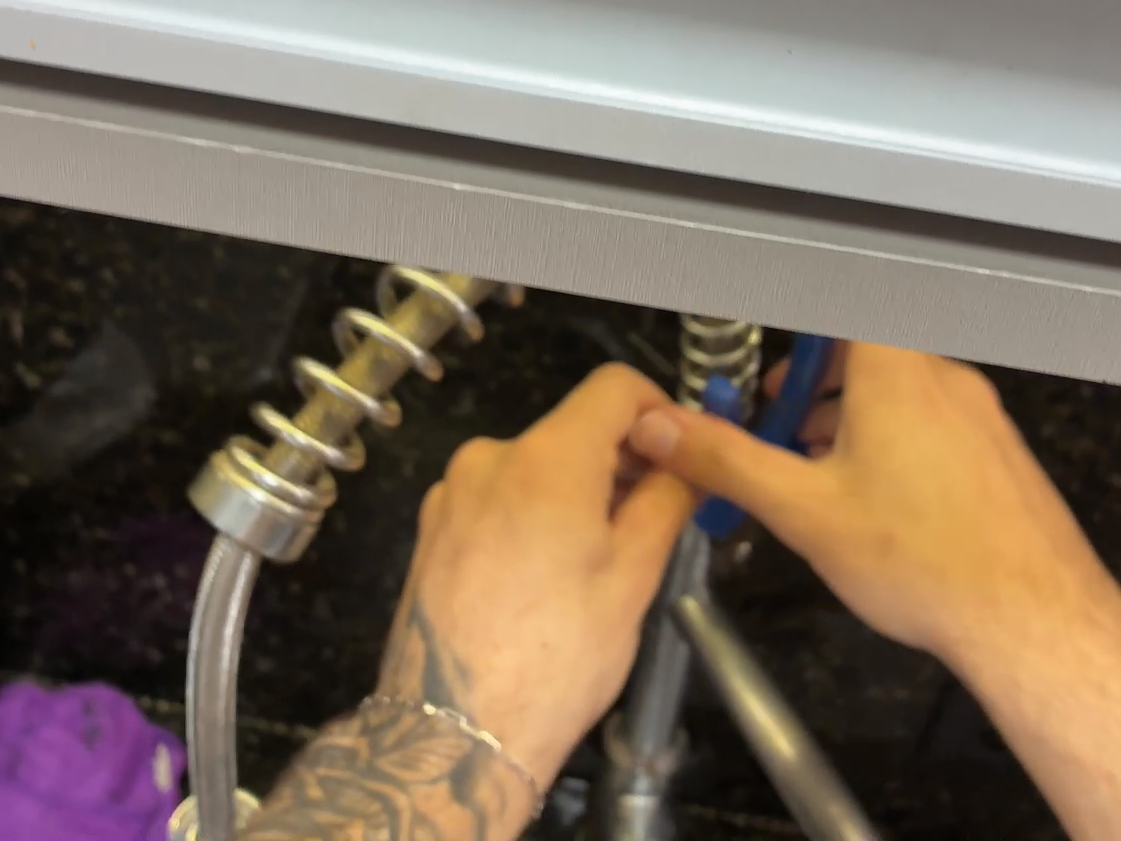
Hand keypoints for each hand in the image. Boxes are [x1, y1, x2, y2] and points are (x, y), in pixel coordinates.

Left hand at [377, 362, 697, 784]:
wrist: (450, 735)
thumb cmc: (560, 655)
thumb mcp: (633, 576)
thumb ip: (667, 498)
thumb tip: (688, 459)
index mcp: (547, 455)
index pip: (614, 385)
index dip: (656, 408)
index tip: (676, 455)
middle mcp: (491, 454)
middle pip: (573, 428)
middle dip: (619, 461)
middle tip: (650, 521)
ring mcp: (453, 489)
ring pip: (535, 464)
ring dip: (575, 491)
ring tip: (593, 560)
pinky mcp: (432, 523)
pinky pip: (498, 494)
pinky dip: (532, 511)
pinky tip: (540, 574)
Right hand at [626, 343, 1120, 666]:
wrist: (1042, 630)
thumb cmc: (918, 559)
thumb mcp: (802, 509)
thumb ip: (724, 459)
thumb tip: (659, 425)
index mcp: (895, 372)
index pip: (839, 307)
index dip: (794, 327)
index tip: (764, 359)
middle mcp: (944, 378)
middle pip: (864, 348)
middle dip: (810, 381)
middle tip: (777, 420)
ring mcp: (979, 415)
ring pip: (897, 387)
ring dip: (846, 411)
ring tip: (813, 464)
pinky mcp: (997, 453)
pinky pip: (929, 418)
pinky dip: (887, 434)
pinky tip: (872, 496)